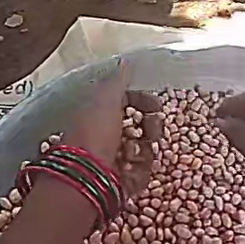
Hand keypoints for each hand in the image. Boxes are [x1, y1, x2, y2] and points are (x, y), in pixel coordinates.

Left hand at [58, 62, 162, 199]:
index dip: (143, 101)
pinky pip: (144, 170)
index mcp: (99, 114)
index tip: (157, 106)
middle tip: (151, 129)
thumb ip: (117, 81)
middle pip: (140, 125)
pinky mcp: (125, 181)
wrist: (87, 177)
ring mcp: (116, 159)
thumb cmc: (95, 133)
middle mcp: (107, 136)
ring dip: (145, 147)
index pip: (127, 102)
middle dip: (151, 125)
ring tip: (137, 151)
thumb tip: (126, 62)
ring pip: (145, 148)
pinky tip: (132, 167)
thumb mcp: (105, 100)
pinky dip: (141, 168)